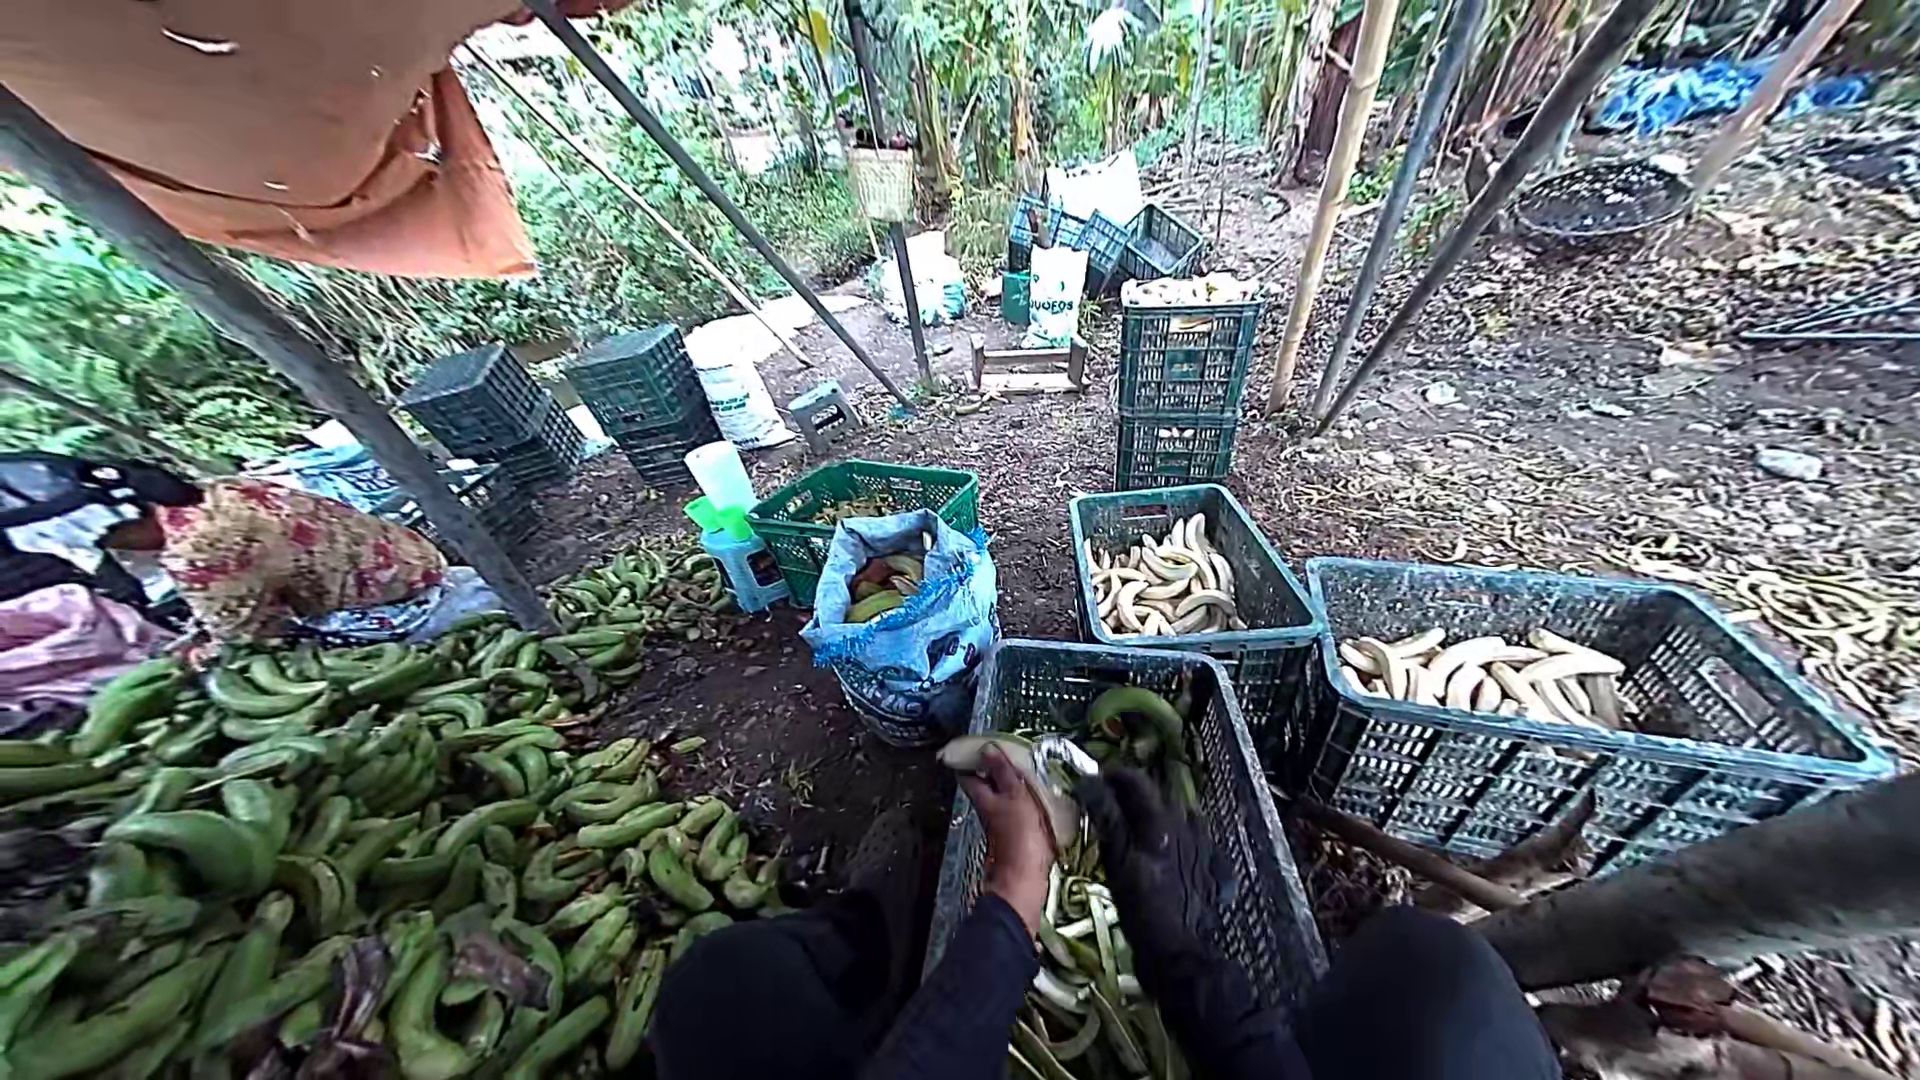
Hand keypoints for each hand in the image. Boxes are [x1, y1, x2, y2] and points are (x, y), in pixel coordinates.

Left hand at [958, 744, 1052, 935]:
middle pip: (984, 785)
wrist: (1027, 878)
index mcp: (982, 797)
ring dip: (1007, 785)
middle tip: (1005, 755)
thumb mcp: (1014, 794)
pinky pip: (1014, 810)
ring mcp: (1000, 823)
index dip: (971, 758)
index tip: (979, 745)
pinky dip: (1020, 800)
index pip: (968, 773)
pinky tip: (1033, 797)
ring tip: (1022, 771)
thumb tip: (987, 748)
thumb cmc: (1019, 836)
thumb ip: (1001, 772)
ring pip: (999, 797)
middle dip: (991, 770)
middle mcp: (987, 809)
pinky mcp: (1015, 834)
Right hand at [1074, 766, 1235, 990]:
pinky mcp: (1216, 865)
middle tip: (1113, 806)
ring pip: (1178, 813)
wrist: (1182, 956)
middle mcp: (1186, 823)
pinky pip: (1196, 838)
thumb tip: (1088, 783)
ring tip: (1141, 831)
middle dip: (1134, 794)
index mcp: (1159, 820)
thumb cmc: (1141, 909)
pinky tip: (1171, 854)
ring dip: (1158, 814)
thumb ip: (1106, 817)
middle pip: (1157, 793)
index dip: (1112, 776)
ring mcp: (1205, 844)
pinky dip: (1181, 838)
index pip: (1135, 780)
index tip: (1095, 782)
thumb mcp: (1116, 861)